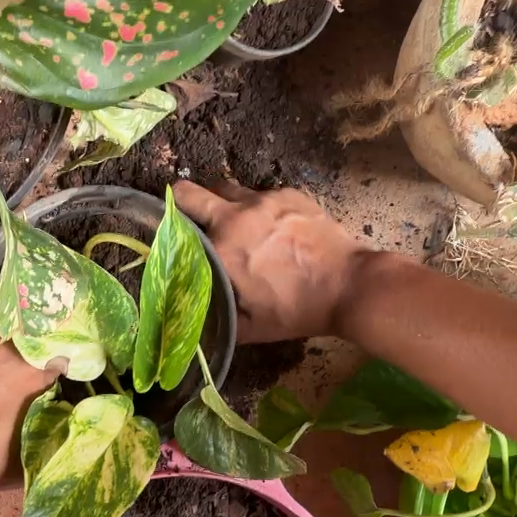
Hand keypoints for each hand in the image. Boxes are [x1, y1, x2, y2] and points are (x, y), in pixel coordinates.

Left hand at [0, 188, 57, 500]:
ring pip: (8, 281)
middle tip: (69, 288)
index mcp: (24, 382)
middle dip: (56, 301)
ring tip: (44, 246)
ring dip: (26, 263)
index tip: (70, 351)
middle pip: (40, 315)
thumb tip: (58, 462)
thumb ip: (31, 465)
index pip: (57, 359)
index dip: (66, 353)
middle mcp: (9, 343)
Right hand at [174, 180, 369, 343]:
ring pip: (228, 189)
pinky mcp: (289, 193)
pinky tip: (272, 227)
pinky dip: (259, 207)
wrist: (350, 286)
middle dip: (183, 199)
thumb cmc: (297, 310)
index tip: (166, 233)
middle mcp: (235, 217)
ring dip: (224, 202)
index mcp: (220, 250)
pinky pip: (261, 194)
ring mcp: (264, 200)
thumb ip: (217, 319)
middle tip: (187, 214)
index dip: (167, 227)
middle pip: (191, 191)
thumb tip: (195, 319)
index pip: (176, 224)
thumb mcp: (250, 327)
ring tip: (234, 222)